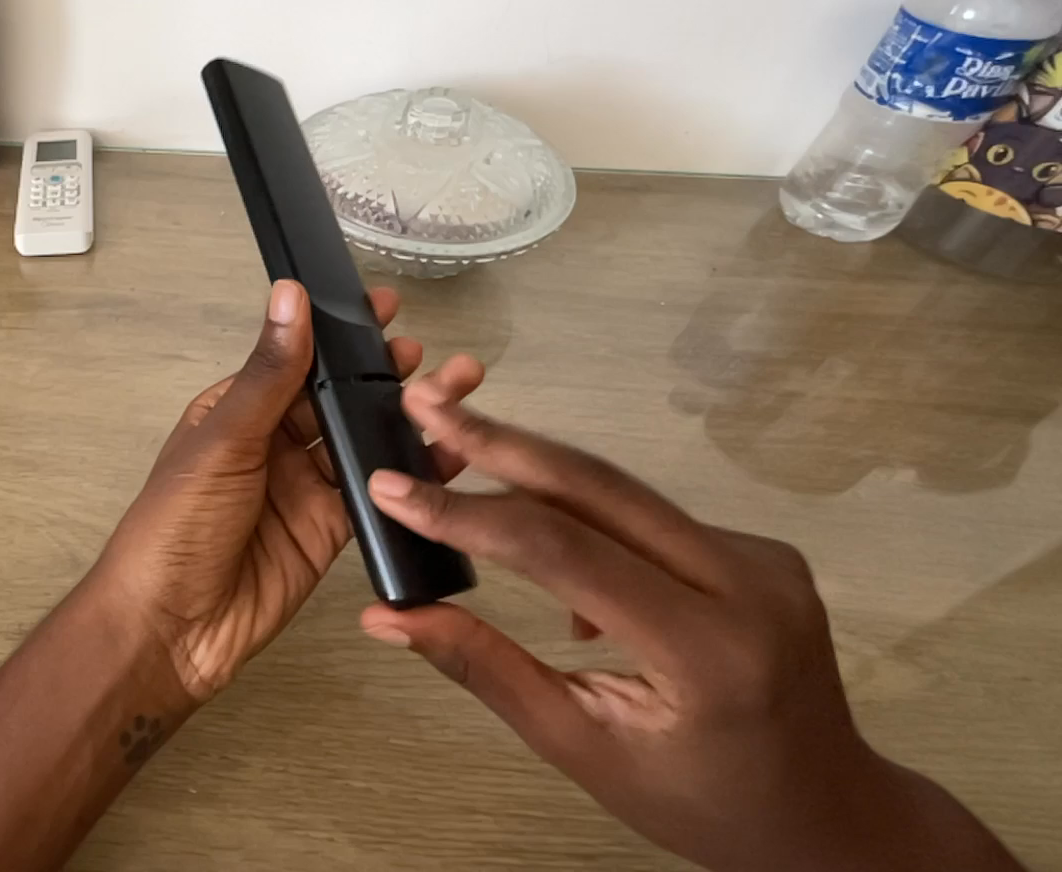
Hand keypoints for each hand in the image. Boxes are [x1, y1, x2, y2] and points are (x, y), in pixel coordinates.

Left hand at [87, 279, 483, 704]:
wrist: (173, 627)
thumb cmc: (180, 521)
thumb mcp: (224, 441)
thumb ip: (268, 374)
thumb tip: (290, 294)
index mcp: (237, 410)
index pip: (295, 360)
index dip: (337, 335)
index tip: (385, 306)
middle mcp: (272, 442)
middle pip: (335, 399)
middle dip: (380, 374)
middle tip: (429, 354)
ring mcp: (303, 487)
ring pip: (361, 443)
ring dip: (402, 419)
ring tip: (457, 391)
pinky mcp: (329, 530)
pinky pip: (374, 494)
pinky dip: (409, 476)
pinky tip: (448, 456)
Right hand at [359, 389, 1025, 871]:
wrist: (835, 818)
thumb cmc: (699, 802)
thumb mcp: (578, 748)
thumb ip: (481, 666)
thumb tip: (384, 615)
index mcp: (705, 650)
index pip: (560, 551)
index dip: (464, 513)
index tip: (388, 487)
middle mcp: (745, 583)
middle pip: (592, 485)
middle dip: (492, 438)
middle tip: (420, 401)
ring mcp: (757, 555)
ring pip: (610, 487)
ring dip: (520, 458)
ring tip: (448, 429)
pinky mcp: (750, 545)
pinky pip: (634, 510)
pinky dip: (566, 505)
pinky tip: (527, 526)